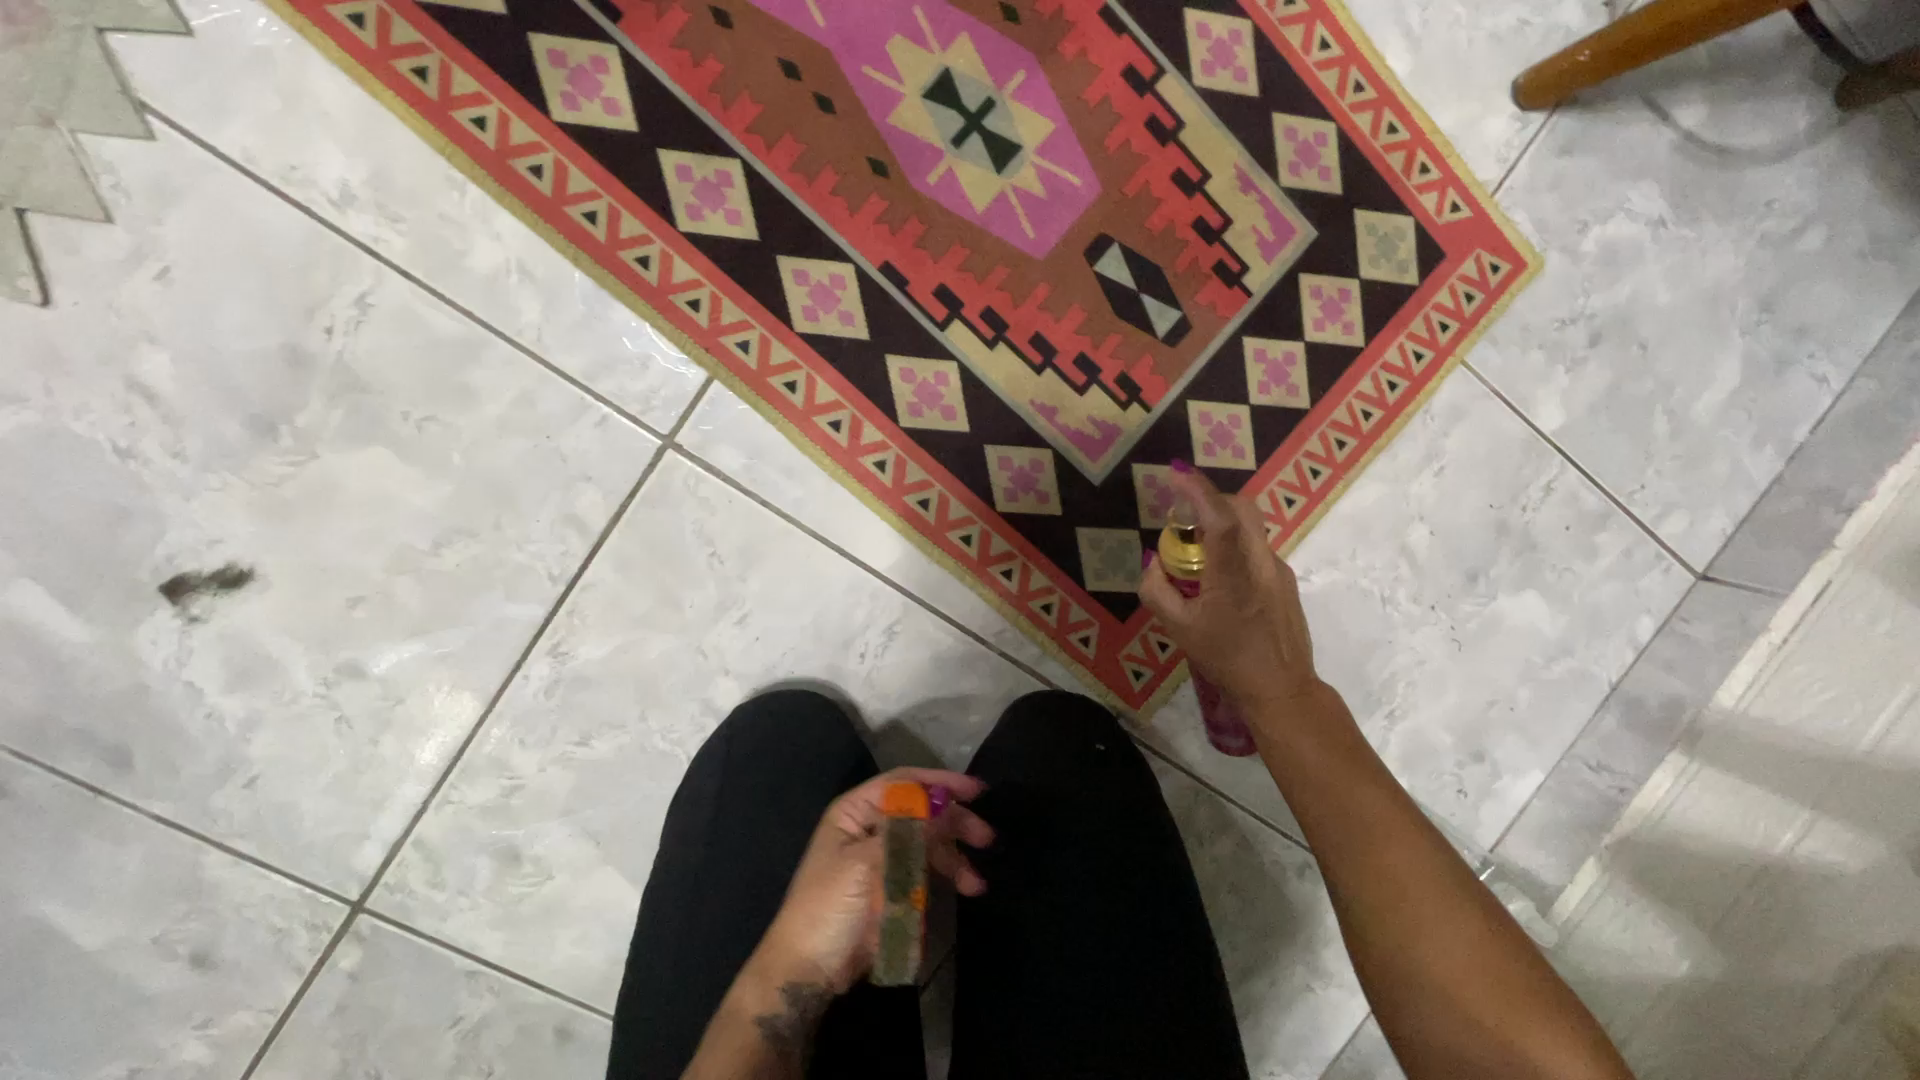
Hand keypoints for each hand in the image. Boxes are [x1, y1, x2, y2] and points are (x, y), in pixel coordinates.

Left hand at [753, 768, 992, 995]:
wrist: (807, 971)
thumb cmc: (827, 907)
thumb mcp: (866, 864)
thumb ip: (907, 832)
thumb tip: (946, 805)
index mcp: (854, 812)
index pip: (903, 784)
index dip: (940, 783)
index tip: (977, 792)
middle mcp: (869, 828)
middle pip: (920, 813)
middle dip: (954, 823)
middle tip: (986, 838)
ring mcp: (881, 859)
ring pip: (927, 844)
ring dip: (953, 859)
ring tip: (976, 884)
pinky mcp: (890, 888)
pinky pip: (924, 873)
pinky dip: (944, 879)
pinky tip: (962, 891)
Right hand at [1137, 467, 1325, 719]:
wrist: (1280, 688)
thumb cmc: (1226, 659)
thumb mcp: (1179, 630)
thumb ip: (1157, 591)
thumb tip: (1154, 565)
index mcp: (1232, 573)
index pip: (1219, 517)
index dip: (1198, 490)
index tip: (1176, 473)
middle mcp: (1260, 562)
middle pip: (1242, 508)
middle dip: (1213, 500)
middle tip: (1185, 516)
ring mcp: (1278, 570)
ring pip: (1251, 528)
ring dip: (1223, 526)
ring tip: (1198, 557)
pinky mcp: (1286, 582)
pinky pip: (1256, 550)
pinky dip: (1234, 549)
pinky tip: (1221, 583)